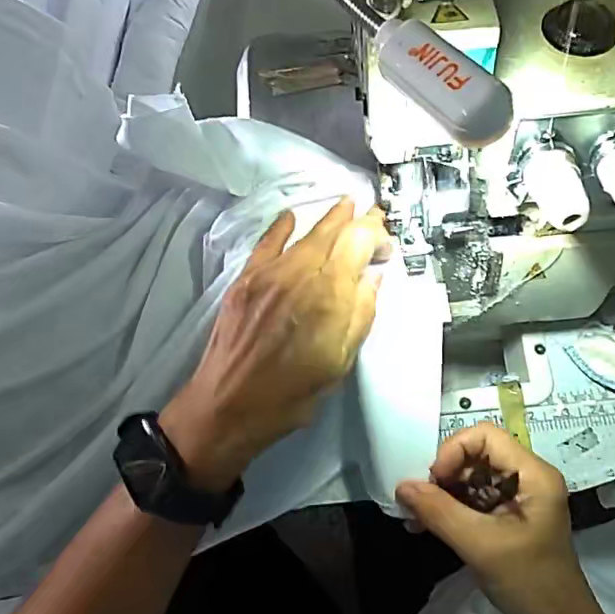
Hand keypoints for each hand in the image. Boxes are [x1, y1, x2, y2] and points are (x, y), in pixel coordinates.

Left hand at [162, 198, 389, 490]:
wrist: (228, 405)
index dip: (375, 234)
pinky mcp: (245, 280)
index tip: (385, 239)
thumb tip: (372, 278)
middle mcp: (299, 275)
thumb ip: (361, 314)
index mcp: (329, 296)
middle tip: (371, 216)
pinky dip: (281, 227)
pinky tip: (291, 216)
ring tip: (344, 208)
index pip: (358, 243)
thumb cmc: (291, 394)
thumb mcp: (340, 362)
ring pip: (304, 235)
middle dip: (356, 221)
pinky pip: (266, 243)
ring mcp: (268, 274)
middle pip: (333, 233)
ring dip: (327, 220)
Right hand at [395, 425, 602, 613]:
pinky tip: (429, 524)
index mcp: (533, 474)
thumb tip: (402, 487)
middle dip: (445, 473)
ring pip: (472, 475)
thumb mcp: (481, 546)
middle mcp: (527, 476)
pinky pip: (475, 497)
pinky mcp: (509, 514)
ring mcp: (519, 495)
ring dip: (443, 492)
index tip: (434, 482)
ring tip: (416, 517)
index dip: (454, 450)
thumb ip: (440, 513)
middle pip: (477, 453)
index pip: (486, 436)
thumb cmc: (530, 582)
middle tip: (421, 503)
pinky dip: (452, 507)